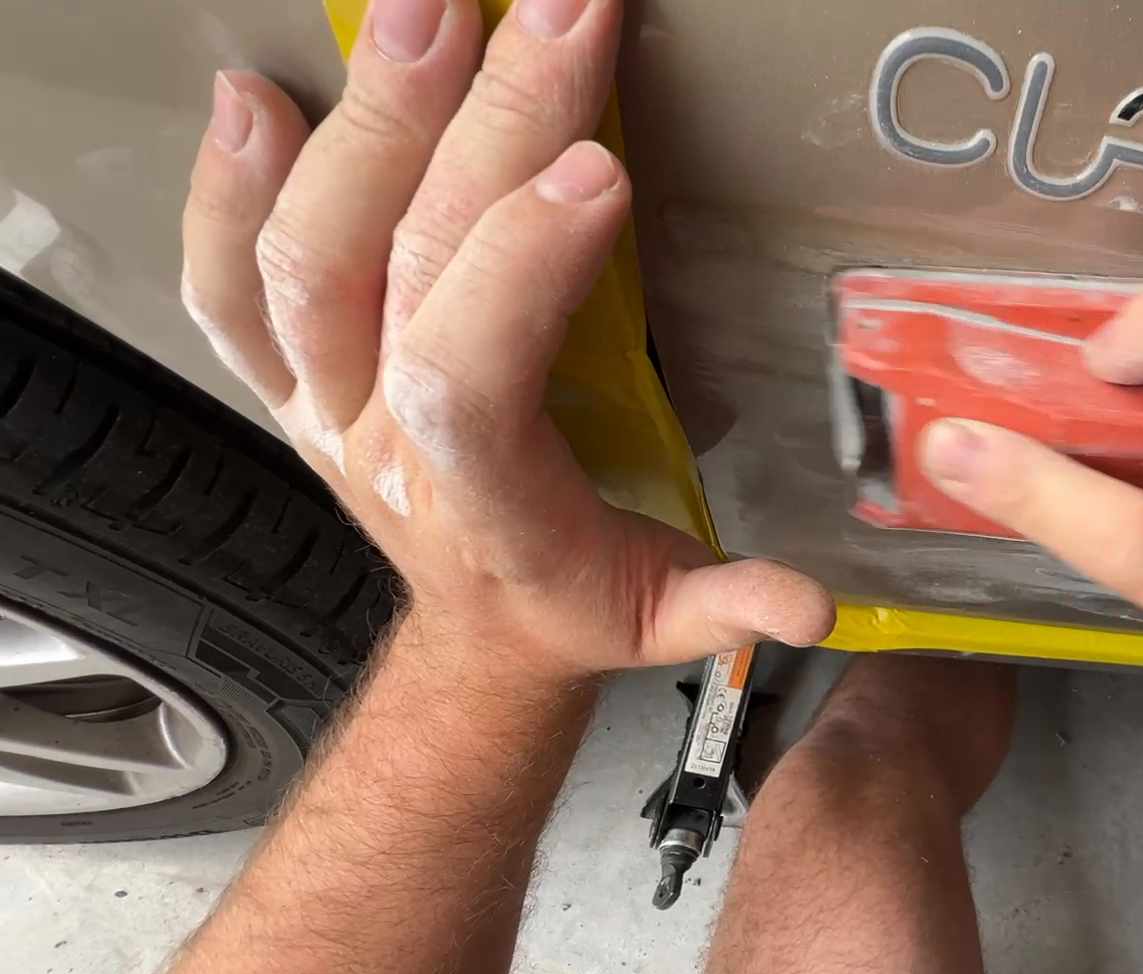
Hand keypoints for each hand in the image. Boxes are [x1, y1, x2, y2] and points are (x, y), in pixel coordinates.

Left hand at [180, 0, 832, 677]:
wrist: (485, 639)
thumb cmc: (580, 614)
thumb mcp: (668, 622)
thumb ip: (734, 606)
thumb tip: (812, 610)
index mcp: (492, 510)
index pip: (469, 378)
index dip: (524, 270)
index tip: (604, 172)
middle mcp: (390, 451)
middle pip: (405, 271)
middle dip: (486, 133)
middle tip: (555, 21)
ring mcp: (328, 411)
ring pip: (306, 256)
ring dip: (369, 123)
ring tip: (430, 12)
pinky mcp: (303, 384)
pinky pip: (227, 283)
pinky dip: (226, 184)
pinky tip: (260, 97)